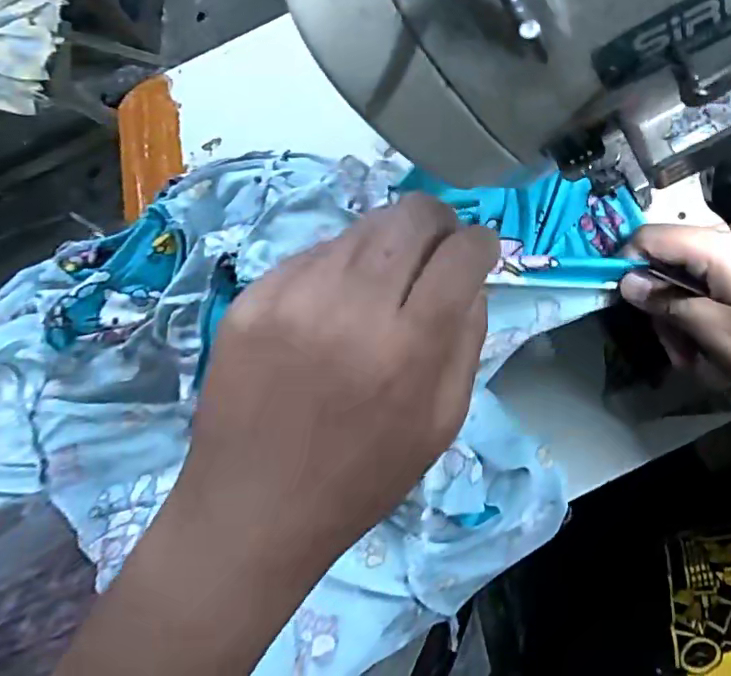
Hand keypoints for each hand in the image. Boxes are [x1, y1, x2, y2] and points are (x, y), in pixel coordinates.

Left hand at [168, 193, 498, 569]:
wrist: (248, 516)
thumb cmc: (365, 474)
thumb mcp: (445, 418)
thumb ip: (470, 336)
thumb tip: (471, 277)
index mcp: (407, 347)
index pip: (462, 252)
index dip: (482, 242)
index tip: (480, 251)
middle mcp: (351, 309)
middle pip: (413, 214)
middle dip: (440, 222)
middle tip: (439, 248)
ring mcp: (293, 298)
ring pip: (366, 225)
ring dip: (392, 241)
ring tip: (388, 278)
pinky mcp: (251, 300)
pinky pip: (317, 251)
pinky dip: (344, 264)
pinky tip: (338, 302)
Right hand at [618, 225, 730, 408]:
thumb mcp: (724, 336)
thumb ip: (670, 305)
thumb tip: (628, 280)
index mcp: (718, 242)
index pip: (649, 236)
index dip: (628, 269)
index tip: (633, 313)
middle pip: (674, 259)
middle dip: (668, 309)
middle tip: (684, 358)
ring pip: (700, 275)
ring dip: (695, 318)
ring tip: (712, 365)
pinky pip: (729, 281)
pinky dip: (721, 312)